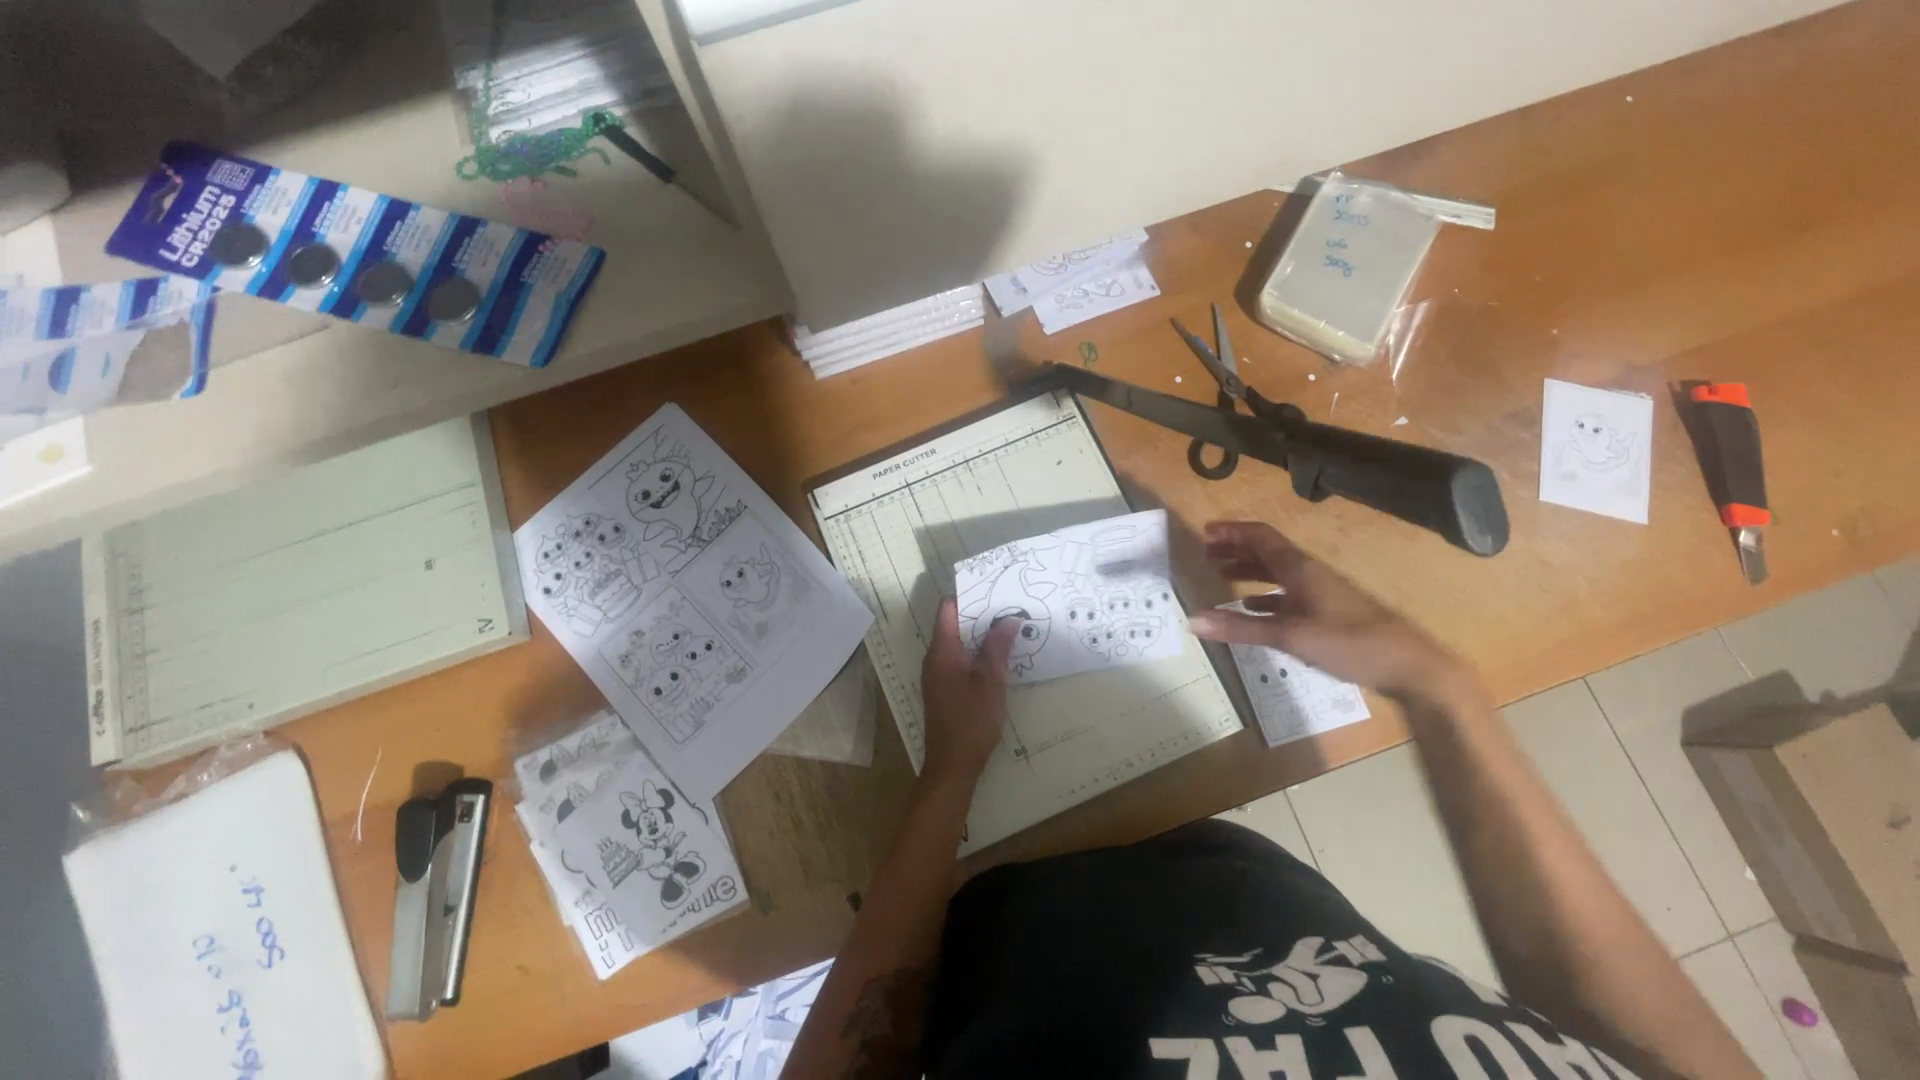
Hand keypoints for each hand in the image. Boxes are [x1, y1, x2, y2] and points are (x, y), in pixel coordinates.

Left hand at [919, 598, 1020, 787]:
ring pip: (958, 644)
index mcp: (941, 651)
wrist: (953, 764)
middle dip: (980, 615)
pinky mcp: (944, 690)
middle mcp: (934, 658)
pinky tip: (999, 658)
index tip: (994, 590)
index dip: (969, 596)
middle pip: (953, 624)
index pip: (948, 609)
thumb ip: (998, 647)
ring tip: (1009, 629)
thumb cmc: (972, 720)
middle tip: (1009, 607)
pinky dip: (977, 653)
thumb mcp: (991, 680)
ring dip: (980, 636)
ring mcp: (937, 675)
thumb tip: (1008, 619)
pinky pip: (959, 661)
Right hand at [1186, 521, 1470, 701]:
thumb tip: (1192, 620)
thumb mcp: (1291, 636)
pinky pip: (1289, 595)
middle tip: (1206, 553)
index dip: (1233, 532)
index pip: (1261, 537)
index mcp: (1301, 569)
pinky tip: (1252, 608)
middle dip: (1236, 549)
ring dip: (1250, 570)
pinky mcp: (1329, 613)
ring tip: (1222, 575)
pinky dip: (1265, 596)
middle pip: (1268, 552)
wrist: (1410, 666)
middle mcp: (1309, 574)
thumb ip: (1241, 628)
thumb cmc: (1350, 643)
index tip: (1204, 532)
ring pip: (1278, 573)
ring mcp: (1321, 593)